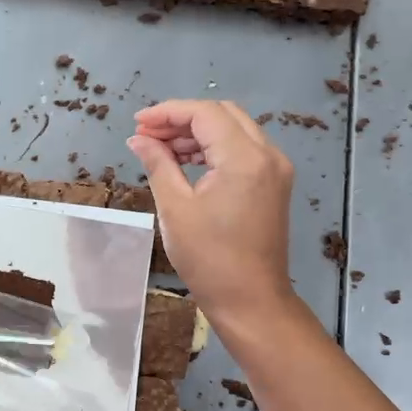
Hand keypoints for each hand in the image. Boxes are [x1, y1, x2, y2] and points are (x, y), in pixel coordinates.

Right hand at [127, 99, 295, 319]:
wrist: (249, 297)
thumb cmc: (207, 257)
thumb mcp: (174, 208)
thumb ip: (158, 164)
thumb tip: (139, 139)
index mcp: (244, 159)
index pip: (205, 114)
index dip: (167, 112)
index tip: (136, 124)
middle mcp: (267, 155)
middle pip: (223, 115)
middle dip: (181, 119)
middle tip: (146, 135)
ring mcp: (274, 169)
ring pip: (233, 130)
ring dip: (196, 133)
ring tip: (159, 149)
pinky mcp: (272, 184)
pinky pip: (241, 150)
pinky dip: (212, 148)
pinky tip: (185, 162)